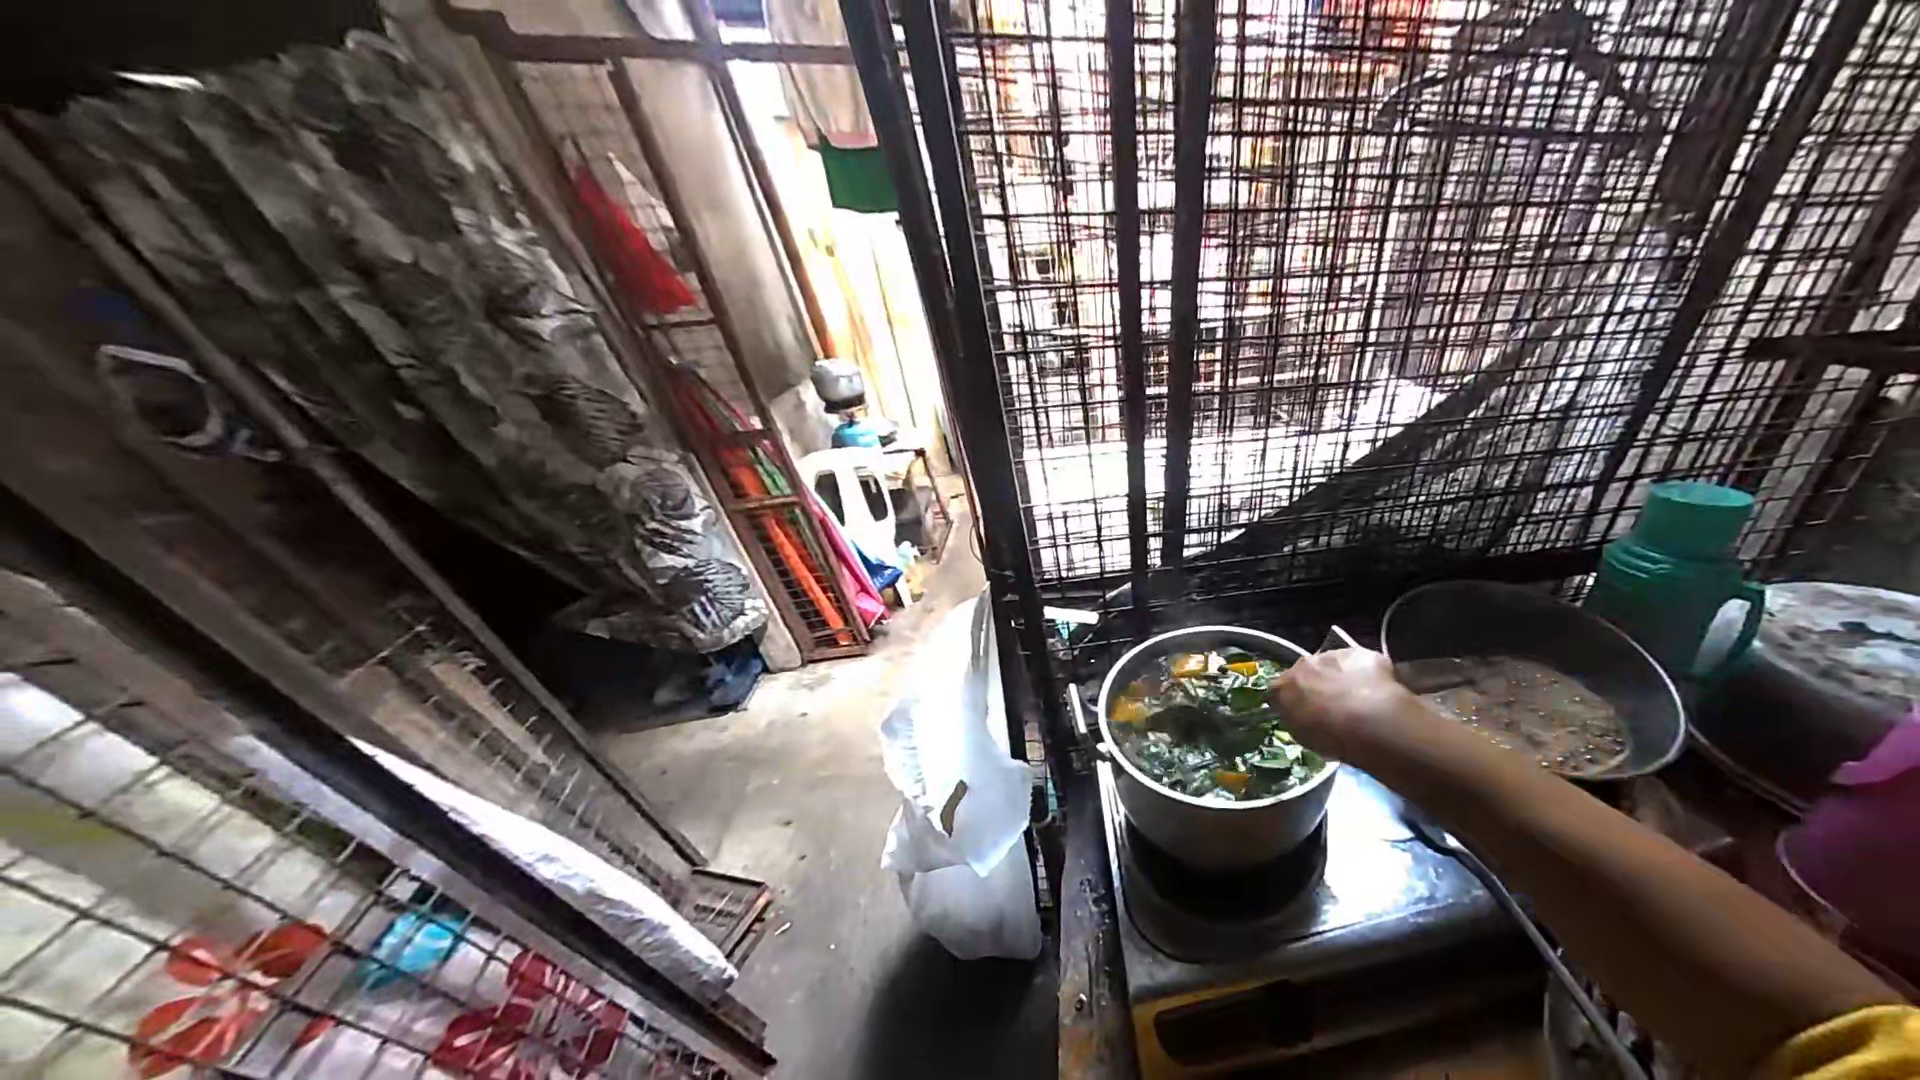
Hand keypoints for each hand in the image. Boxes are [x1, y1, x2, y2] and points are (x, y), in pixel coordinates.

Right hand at [1273, 647, 1420, 759]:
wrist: (1368, 723)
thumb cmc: (1330, 736)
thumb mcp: (1301, 734)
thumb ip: (1295, 716)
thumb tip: (1300, 713)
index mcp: (1282, 685)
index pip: (1280, 688)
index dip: (1294, 698)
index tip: (1305, 710)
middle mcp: (1302, 664)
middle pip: (1307, 671)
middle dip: (1317, 683)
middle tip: (1334, 704)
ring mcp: (1332, 656)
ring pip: (1334, 664)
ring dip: (1342, 677)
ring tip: (1360, 699)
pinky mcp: (1361, 654)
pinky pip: (1362, 663)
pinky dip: (1368, 674)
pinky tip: (1378, 692)